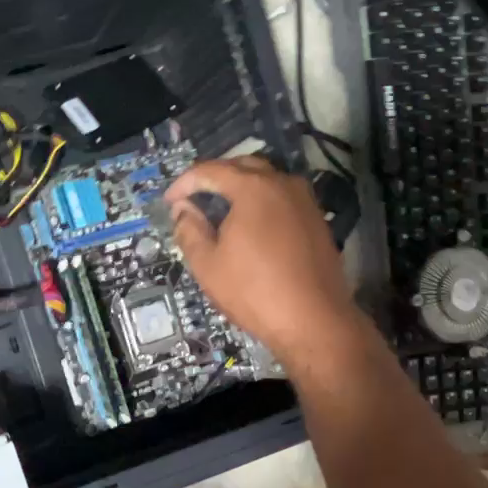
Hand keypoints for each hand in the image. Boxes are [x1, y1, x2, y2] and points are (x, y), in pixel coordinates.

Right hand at [164, 157, 364, 364]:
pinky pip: (282, 199)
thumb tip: (183, 209)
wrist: (313, 320)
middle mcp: (282, 184)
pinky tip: (252, 226)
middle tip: (194, 198)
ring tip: (221, 210)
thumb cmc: (254, 292)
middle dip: (215, 178)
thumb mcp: (208, 266)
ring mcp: (305, 201)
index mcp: (252, 188)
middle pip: (242, 166)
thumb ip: (190, 231)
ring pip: (266, 181)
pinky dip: (262, 203)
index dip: (185, 183)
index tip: (169, 201)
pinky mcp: (317, 220)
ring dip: (240, 188)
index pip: (211, 171)